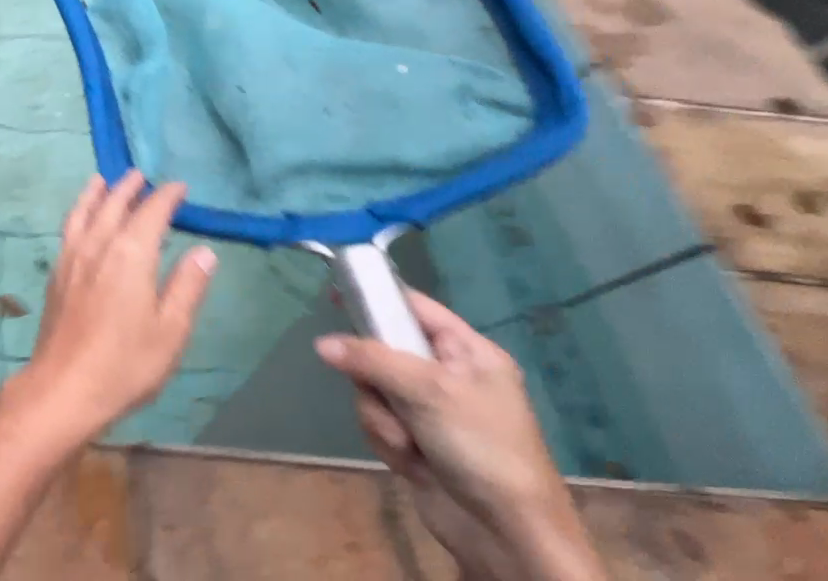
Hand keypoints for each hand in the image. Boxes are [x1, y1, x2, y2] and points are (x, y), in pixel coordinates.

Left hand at [0, 171, 217, 442]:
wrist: (65, 386)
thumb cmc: (127, 363)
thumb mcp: (171, 330)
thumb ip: (187, 286)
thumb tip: (205, 251)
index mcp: (130, 255)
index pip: (151, 214)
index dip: (165, 198)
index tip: (179, 187)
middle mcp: (97, 246)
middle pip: (113, 206)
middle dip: (128, 188)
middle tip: (140, 175)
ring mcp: (71, 258)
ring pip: (83, 213)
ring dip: (96, 194)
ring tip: (103, 180)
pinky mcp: (56, 274)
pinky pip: (68, 229)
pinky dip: (77, 212)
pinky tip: (80, 219)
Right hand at [316, 292, 605, 580]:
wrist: (506, 532)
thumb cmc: (481, 447)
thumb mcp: (428, 391)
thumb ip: (370, 359)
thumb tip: (322, 343)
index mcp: (469, 352)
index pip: (414, 307)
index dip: (377, 298)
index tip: (334, 295)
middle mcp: (448, 375)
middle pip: (381, 349)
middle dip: (375, 377)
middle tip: (386, 393)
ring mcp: (430, 409)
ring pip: (371, 387)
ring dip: (380, 415)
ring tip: (408, 440)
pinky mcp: (415, 438)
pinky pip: (376, 419)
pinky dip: (385, 438)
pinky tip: (410, 459)